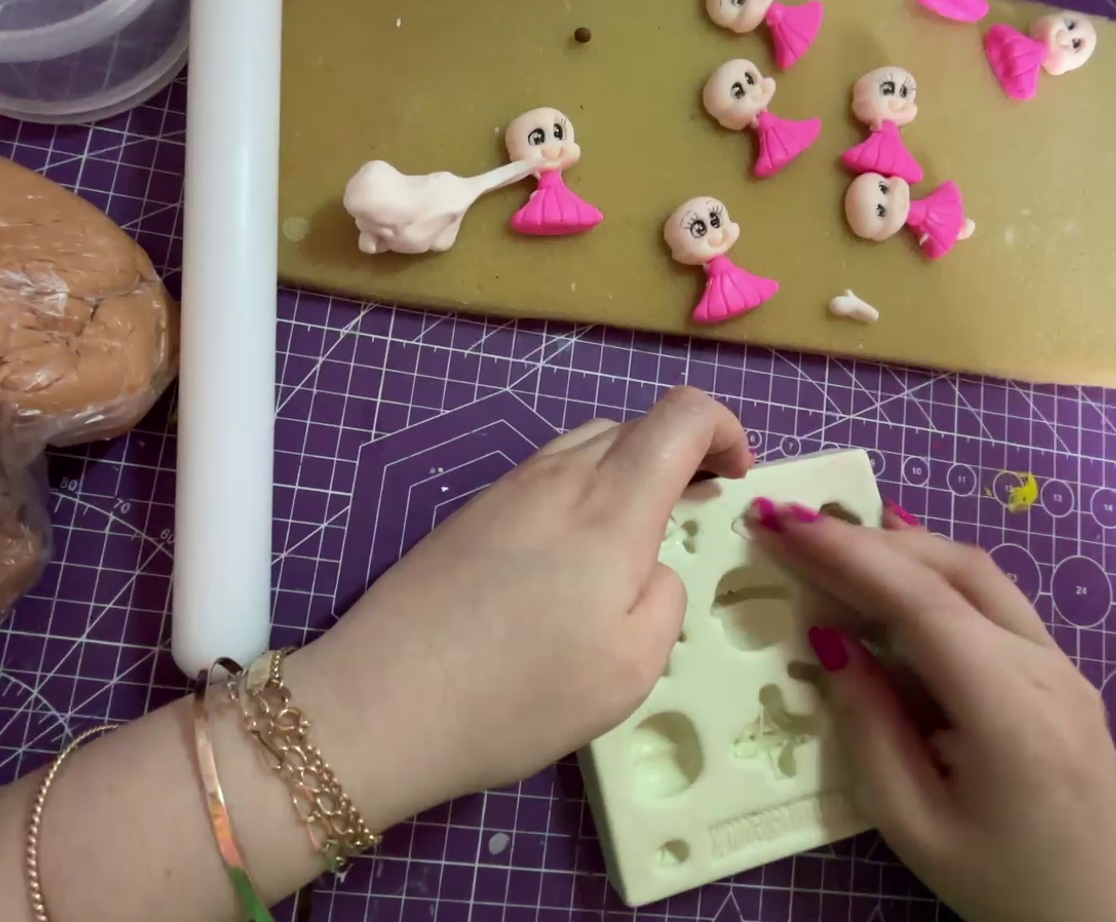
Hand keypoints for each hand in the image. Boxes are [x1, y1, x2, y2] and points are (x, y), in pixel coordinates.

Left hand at [291, 387, 753, 827]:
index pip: (680, 415)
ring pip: (586, 446)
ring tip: (628, 539)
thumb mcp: (631, 667)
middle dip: (677, 457)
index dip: (723, 429)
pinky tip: (564, 557)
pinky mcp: (471, 510)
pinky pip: (544, 475)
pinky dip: (579, 492)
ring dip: (625, 473)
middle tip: (687, 518)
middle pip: (633, 427)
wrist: (382, 700)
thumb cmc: (518, 693)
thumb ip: (663, 595)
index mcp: (610, 506)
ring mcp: (506, 487)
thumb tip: (648, 564)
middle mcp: (557, 476)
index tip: (732, 478)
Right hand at [749, 501, 1115, 921]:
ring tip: (823, 533)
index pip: (925, 605)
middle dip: (861, 537)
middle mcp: (1050, 673)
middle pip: (951, 570)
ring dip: (893, 543)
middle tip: (787, 520)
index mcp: (1013, 718)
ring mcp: (1062, 664)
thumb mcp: (907, 819)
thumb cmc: (995, 884)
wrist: (1101, 921)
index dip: (849, 556)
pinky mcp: (1057, 665)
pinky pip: (988, 592)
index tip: (783, 524)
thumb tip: (829, 635)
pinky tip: (888, 551)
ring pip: (972, 570)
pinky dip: (927, 564)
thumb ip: (865, 721)